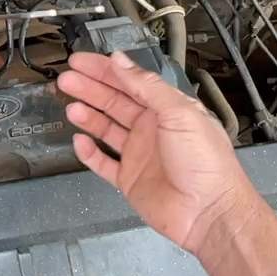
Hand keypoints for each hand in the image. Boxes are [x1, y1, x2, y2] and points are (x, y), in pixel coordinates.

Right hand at [59, 50, 262, 256]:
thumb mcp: (179, 113)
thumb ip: (147, 86)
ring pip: (106, 129)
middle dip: (89, 89)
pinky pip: (103, 163)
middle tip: (67, 80)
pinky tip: (79, 141)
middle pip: (113, 103)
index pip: (130, 83)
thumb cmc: (206, 163)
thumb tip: (121, 62)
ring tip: (70, 106)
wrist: (210, 213)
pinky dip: (89, 152)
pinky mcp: (130, 180)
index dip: (104, 71)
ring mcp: (140, 155)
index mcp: (167, 110)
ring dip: (88, 116)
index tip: (81, 62)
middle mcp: (152, 129)